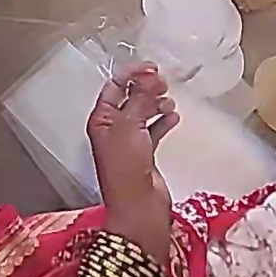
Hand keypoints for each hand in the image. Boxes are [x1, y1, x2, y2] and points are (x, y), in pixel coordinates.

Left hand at [87, 65, 178, 260]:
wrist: (139, 208)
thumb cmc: (128, 167)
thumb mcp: (131, 126)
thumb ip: (141, 98)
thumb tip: (150, 77)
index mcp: (101, 119)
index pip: (115, 86)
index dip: (132, 74)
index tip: (153, 68)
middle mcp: (112, 129)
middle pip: (129, 98)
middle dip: (146, 88)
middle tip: (164, 84)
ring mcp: (128, 142)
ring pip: (143, 113)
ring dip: (156, 103)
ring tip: (169, 102)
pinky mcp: (144, 154)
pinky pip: (154, 130)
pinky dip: (163, 121)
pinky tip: (174, 117)